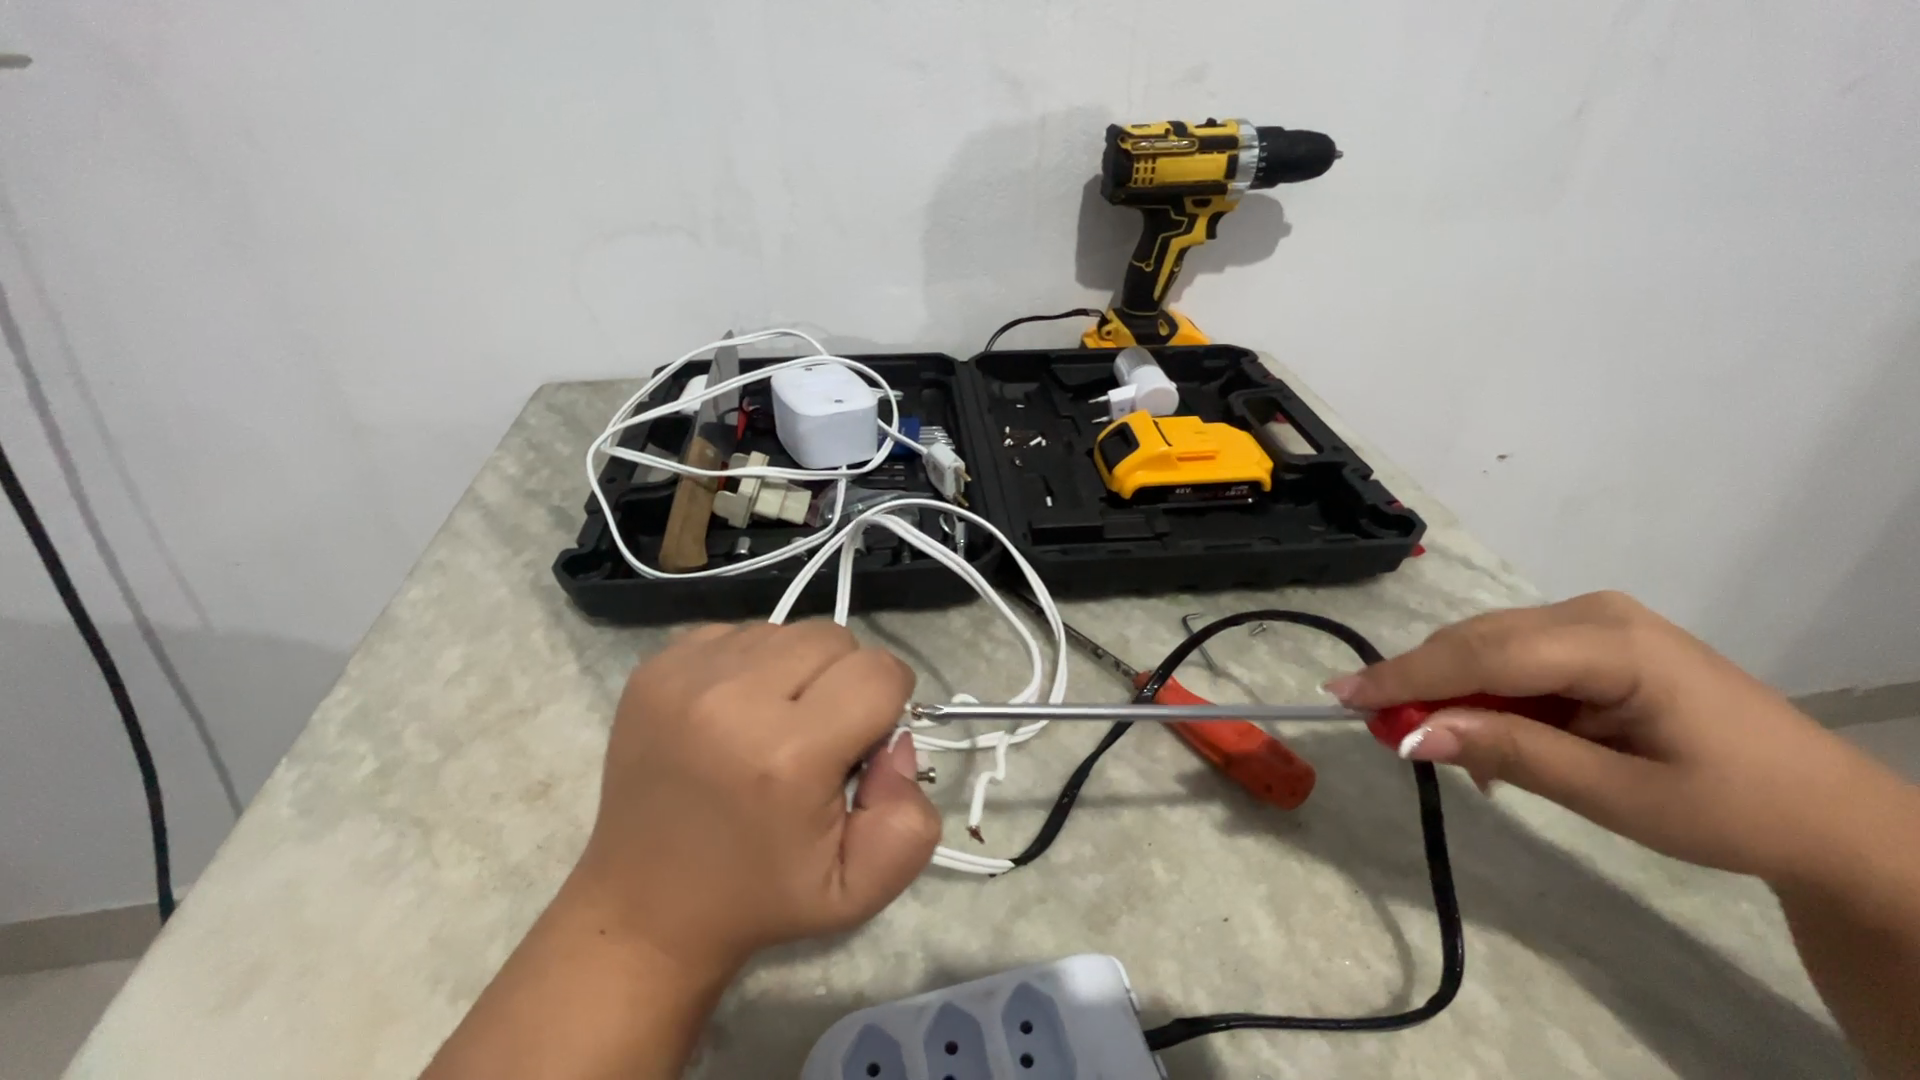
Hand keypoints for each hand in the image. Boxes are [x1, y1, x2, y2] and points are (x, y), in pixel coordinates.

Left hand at [425, 620, 939, 1079]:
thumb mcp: (860, 888)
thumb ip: (910, 819)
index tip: (864, 745)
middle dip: (845, 681)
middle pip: (835, 638)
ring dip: (797, 669)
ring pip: (786, 630)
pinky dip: (751, 665)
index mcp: (788, 756)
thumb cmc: (761, 898)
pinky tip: (733, 715)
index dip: (888, 705)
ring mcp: (684, 675)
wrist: (645, 907)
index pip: (879, 673)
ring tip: (772, 725)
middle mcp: (732, 698)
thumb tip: (896, 740)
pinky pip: (737, 633)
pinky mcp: (654, 666)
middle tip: (819, 737)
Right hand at [1326, 591, 1900, 886]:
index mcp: (1612, 644)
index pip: (1482, 652)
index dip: (1406, 675)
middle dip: (1423, 685)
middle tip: (1385, 735)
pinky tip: (1495, 736)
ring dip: (1456, 694)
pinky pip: (1515, 658)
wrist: (1828, 813)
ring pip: (1488, 647)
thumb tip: (1413, 735)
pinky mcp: (1597, 640)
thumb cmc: (1732, 808)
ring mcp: (1598, 621)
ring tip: (1456, 754)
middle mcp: (1596, 614)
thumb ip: (1512, 753)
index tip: (1341, 696)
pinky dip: (1488, 695)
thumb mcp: (1616, 795)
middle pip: (1476, 641)